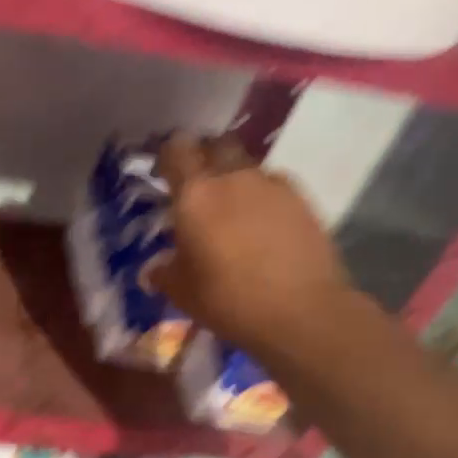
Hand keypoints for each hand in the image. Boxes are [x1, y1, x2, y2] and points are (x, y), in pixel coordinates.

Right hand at [148, 135, 357, 351]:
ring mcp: (272, 186)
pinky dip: (265, 197)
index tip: (165, 171)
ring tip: (235, 209)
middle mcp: (232, 178)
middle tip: (200, 184)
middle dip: (206, 156)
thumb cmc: (229, 300)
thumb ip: (164, 273)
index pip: (177, 149)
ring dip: (237, 177)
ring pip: (248, 165)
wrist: (303, 313)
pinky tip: (265, 225)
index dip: (169, 155)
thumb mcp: (182, 292)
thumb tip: (154, 270)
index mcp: (194, 194)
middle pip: (218, 144)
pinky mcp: (303, 200)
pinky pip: (276, 186)